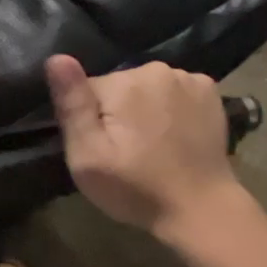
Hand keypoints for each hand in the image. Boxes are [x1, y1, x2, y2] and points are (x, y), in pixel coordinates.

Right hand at [45, 55, 239, 232]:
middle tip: (124, 151)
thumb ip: (72, 105)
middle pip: (119, 85)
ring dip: (144, 108)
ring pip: (147, 87)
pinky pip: (176, 90)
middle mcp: (156, 69)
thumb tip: (56, 58)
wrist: (199, 208)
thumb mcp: (88, 157)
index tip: (99, 149)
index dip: (87, 120)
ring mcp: (188, 78)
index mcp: (123, 82)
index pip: (87, 90)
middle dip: (116, 111)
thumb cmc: (135, 188)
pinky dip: (171, 107)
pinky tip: (174, 134)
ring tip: (151, 145)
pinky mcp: (210, 91)